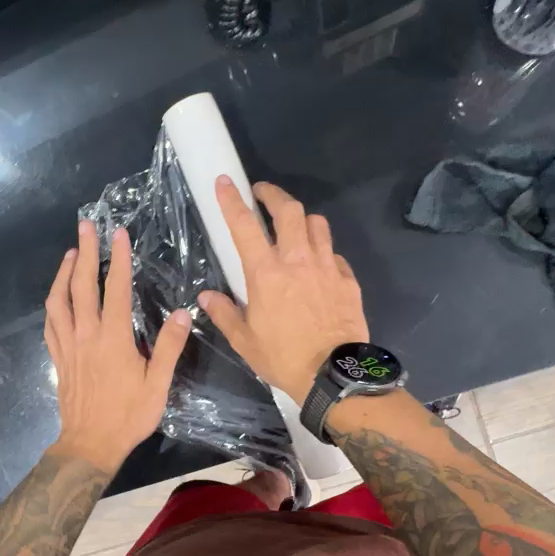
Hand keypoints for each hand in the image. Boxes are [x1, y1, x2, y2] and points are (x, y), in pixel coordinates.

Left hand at [46, 220, 192, 471]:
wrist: (89, 445)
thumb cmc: (128, 416)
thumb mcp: (157, 385)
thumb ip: (168, 348)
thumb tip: (182, 313)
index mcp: (113, 338)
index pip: (116, 289)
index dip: (118, 259)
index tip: (118, 234)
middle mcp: (86, 335)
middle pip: (82, 285)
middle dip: (84, 253)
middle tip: (85, 226)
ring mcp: (68, 346)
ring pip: (59, 301)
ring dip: (63, 273)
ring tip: (70, 254)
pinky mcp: (58, 358)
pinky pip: (50, 324)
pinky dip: (53, 304)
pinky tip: (57, 296)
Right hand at [197, 178, 367, 403]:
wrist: (333, 373)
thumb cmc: (283, 358)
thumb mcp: (245, 341)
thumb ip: (225, 313)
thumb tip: (206, 296)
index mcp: (266, 274)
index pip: (244, 226)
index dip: (232, 201)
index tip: (225, 182)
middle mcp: (297, 261)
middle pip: (288, 211)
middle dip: (273, 195)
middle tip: (262, 193)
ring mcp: (326, 267)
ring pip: (317, 224)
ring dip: (302, 218)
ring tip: (293, 225)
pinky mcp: (348, 280)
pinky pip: (334, 253)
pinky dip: (323, 251)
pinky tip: (318, 264)